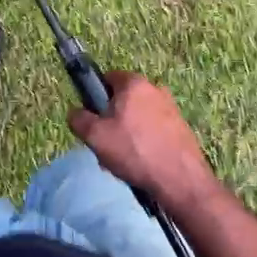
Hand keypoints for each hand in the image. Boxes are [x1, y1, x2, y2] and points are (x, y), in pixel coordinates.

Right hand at [68, 72, 221, 211]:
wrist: (179, 178)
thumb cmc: (133, 150)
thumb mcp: (94, 136)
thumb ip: (78, 119)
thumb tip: (76, 112)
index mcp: (133, 82)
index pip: (107, 78)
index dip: (96, 98)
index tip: (93, 120)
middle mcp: (154, 88)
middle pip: (123, 100)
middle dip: (112, 120)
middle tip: (106, 145)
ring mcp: (170, 107)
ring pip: (138, 117)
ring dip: (127, 134)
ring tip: (123, 161)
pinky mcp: (180, 126)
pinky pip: (153, 130)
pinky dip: (144, 143)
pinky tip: (141, 164)